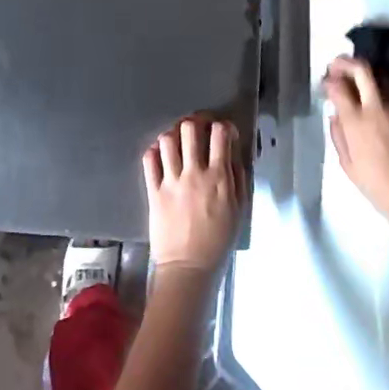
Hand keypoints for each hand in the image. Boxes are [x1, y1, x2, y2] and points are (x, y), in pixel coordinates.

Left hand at [143, 115, 245, 278]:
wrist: (188, 266)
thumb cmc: (218, 241)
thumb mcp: (239, 209)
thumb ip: (238, 178)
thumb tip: (234, 153)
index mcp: (219, 178)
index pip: (220, 134)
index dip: (222, 126)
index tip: (223, 131)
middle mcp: (194, 173)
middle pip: (190, 129)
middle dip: (195, 123)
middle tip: (197, 130)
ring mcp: (171, 180)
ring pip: (167, 140)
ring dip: (173, 136)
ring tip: (177, 143)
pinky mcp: (153, 190)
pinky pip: (149, 160)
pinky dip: (154, 152)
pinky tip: (160, 156)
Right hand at [323, 56, 388, 230]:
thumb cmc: (380, 188)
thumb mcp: (348, 166)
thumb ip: (339, 136)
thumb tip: (335, 116)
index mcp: (357, 122)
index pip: (339, 86)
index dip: (328, 81)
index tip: (324, 84)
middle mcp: (378, 107)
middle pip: (362, 69)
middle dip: (345, 62)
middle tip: (335, 66)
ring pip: (381, 75)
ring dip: (364, 72)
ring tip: (354, 79)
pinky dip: (379, 85)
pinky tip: (373, 98)